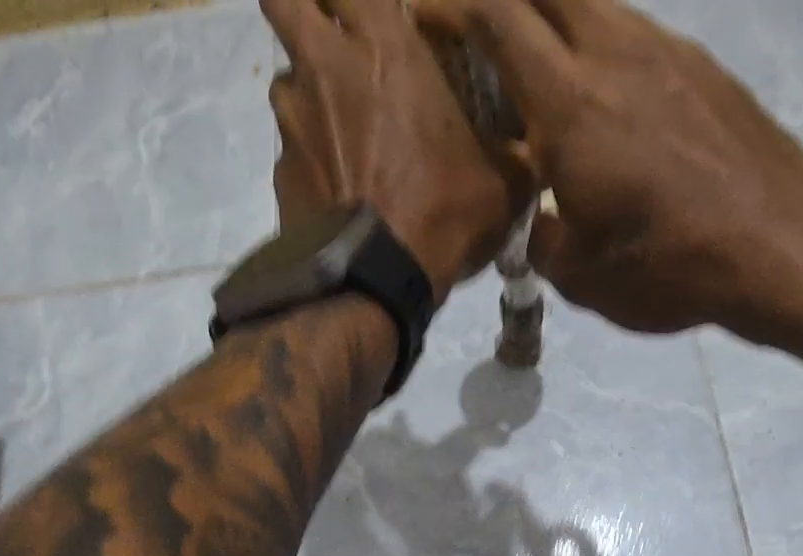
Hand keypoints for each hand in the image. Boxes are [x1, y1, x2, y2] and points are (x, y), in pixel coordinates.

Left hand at [262, 0, 533, 302]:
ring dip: (308, 90)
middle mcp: (326, 69)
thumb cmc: (443, 215)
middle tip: (328, 29)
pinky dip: (310, 153)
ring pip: (286, 79)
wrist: (372, 280)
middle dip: (299, 4)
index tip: (367, 7)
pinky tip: (335, 182)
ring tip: (339, 123)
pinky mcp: (280, 169)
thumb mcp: (502, 182)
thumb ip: (509, 149)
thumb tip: (523, 154)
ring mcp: (294, 120)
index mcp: (385, 50)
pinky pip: (291, 144)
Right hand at [418, 0, 802, 338]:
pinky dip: (603, 47)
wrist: (781, 246)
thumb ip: (543, 238)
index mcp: (570, 106)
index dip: (453, 6)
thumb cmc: (668, 268)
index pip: (498, 18)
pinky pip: (638, 35)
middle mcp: (616, 57)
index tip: (425, 14)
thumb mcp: (580, 275)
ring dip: (557, 21)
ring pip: (597, 7)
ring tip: (541, 66)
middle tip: (480, 28)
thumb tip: (539, 222)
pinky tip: (608, 97)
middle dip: (503, 0)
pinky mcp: (705, 69)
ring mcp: (668, 54)